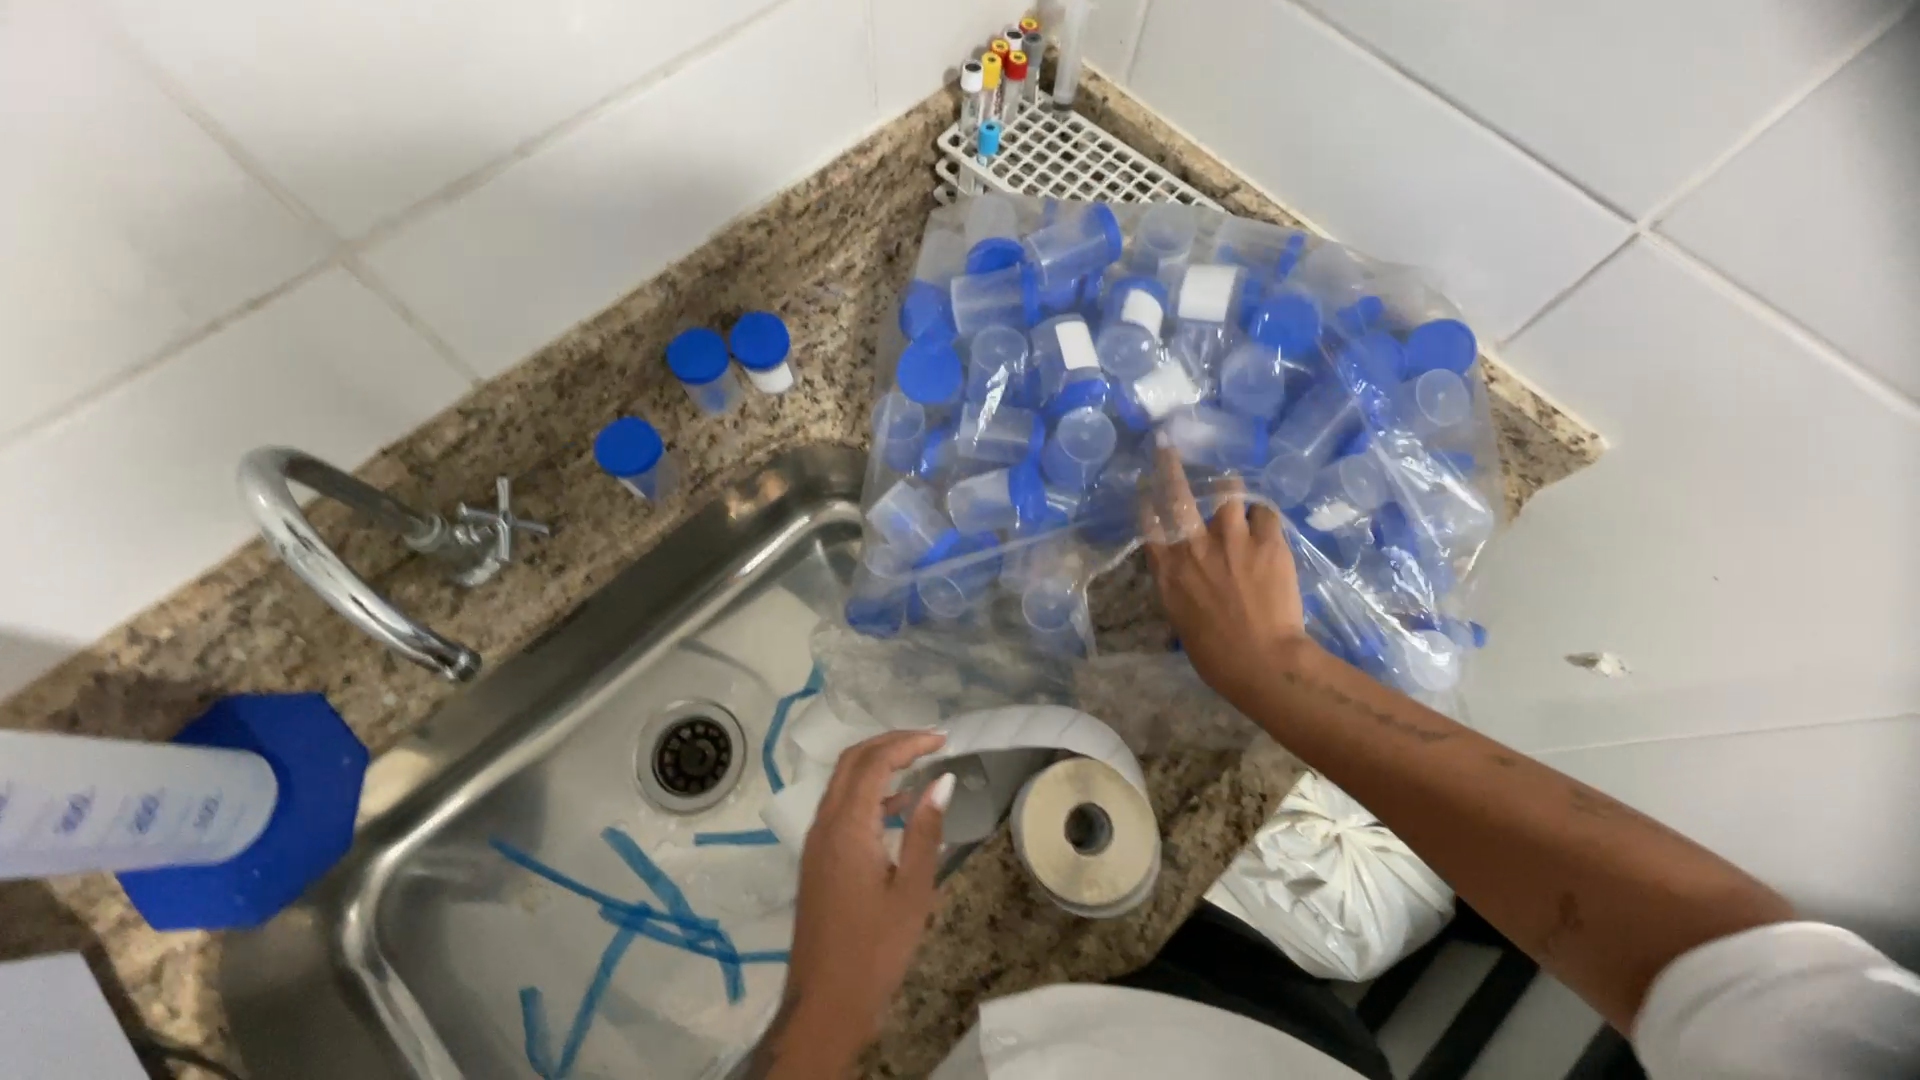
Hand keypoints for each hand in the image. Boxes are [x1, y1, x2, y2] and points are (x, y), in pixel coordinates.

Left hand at [783, 731, 954, 1061]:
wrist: (825, 1002)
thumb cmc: (876, 949)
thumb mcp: (912, 890)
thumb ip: (926, 829)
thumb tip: (942, 780)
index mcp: (847, 826)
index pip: (875, 762)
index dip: (909, 742)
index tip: (944, 738)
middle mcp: (825, 824)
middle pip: (853, 761)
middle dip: (890, 743)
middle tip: (930, 740)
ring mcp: (817, 841)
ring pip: (843, 782)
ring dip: (878, 764)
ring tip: (920, 763)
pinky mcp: (818, 858)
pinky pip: (841, 807)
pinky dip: (869, 793)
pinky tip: (900, 807)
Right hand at [1141, 445, 1312, 702]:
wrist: (1261, 659)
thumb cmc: (1215, 654)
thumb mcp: (1181, 620)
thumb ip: (1180, 588)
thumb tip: (1186, 576)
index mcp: (1169, 570)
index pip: (1149, 525)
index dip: (1145, 501)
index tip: (1144, 485)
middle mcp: (1195, 546)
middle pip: (1177, 495)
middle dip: (1169, 467)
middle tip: (1166, 448)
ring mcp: (1233, 540)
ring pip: (1227, 493)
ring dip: (1228, 487)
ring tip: (1231, 483)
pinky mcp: (1268, 542)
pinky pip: (1265, 513)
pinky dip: (1262, 514)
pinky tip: (1264, 519)